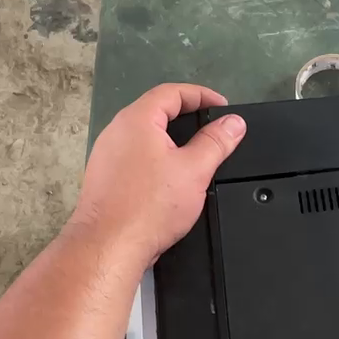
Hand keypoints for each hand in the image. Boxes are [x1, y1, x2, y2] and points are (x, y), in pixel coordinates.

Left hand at [69, 84, 245, 267]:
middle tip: (213, 129)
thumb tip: (234, 123)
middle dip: (187, 115)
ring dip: (171, 139)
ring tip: (196, 153)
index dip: (201, 95)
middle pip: (156, 111)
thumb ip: (217, 142)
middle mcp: (116, 131)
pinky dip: (157, 158)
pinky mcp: (104, 178)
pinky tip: (171, 179)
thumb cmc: (152, 204)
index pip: (171, 92)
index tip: (223, 107)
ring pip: (144, 136)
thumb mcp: (195, 170)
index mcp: (137, 120)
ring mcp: (106, 155)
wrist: (109, 246)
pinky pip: (135, 156)